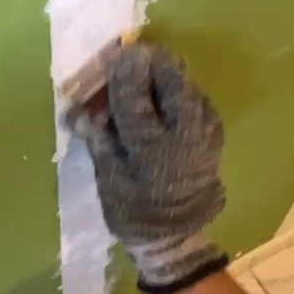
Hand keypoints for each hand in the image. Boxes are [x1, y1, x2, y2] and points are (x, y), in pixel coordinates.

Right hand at [68, 42, 229, 293]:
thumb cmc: (133, 213)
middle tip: (139, 53)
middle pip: (173, 83)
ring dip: (172, 75)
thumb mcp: (108, 179)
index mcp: (150, 146)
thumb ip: (98, 139)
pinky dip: (186, 92)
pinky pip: (202, 104)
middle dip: (155, 63)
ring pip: (191, 90)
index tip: (117, 53)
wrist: (175, 239)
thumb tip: (79, 110)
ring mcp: (204, 136)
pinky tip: (172, 93)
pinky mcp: (215, 140)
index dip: (125, 72)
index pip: (136, 97)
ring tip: (155, 68)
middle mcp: (182, 136)